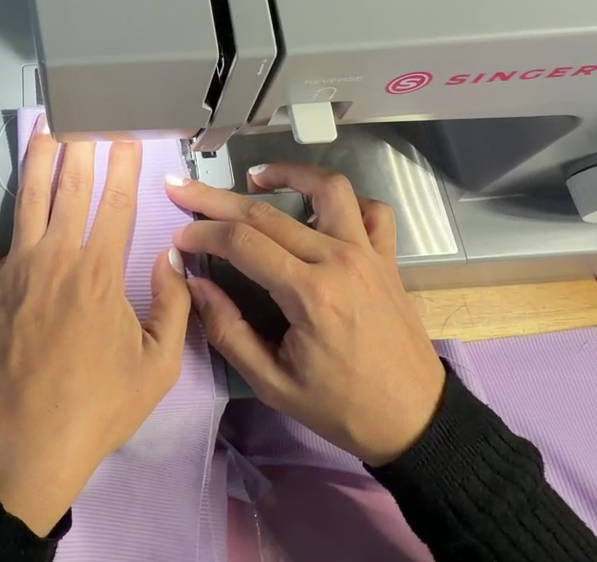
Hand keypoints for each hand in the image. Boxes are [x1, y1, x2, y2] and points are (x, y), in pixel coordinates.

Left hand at [0, 130, 191, 534]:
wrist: (34, 443)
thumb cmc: (100, 406)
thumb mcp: (159, 365)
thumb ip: (173, 306)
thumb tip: (171, 256)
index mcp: (101, 273)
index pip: (117, 205)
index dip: (123, 167)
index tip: (126, 137)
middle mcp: (57, 258)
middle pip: (71, 189)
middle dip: (82, 147)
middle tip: (86, 115)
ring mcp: (14, 270)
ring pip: (27, 201)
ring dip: (35, 161)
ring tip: (44, 129)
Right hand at [167, 163, 444, 465]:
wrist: (417, 423)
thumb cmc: (341, 408)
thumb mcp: (272, 383)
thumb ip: (227, 330)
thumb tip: (193, 283)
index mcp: (309, 294)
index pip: (241, 242)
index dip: (203, 233)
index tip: (180, 237)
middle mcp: (338, 260)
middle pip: (266, 212)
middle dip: (216, 198)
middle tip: (183, 189)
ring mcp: (368, 253)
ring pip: (327, 188)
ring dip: (288, 174)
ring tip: (255, 177)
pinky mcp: (387, 257)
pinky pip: (371, 209)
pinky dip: (343, 199)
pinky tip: (316, 207)